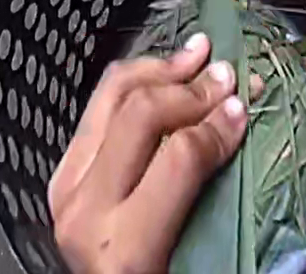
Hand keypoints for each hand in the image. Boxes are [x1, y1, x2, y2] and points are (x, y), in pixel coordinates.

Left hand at [48, 33, 246, 273]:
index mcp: (123, 248)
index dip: (215, 126)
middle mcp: (86, 207)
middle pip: (142, 114)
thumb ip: (210, 190)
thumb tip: (239, 115)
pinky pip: (100, 102)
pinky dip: (137, 78)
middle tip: (227, 73)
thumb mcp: (195, 259)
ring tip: (198, 52)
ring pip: (114, 93)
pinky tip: (165, 70)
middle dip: (190, 87)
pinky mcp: (62, 167)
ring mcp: (67, 181)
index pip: (178, 159)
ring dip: (161, 68)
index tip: (243, 108)